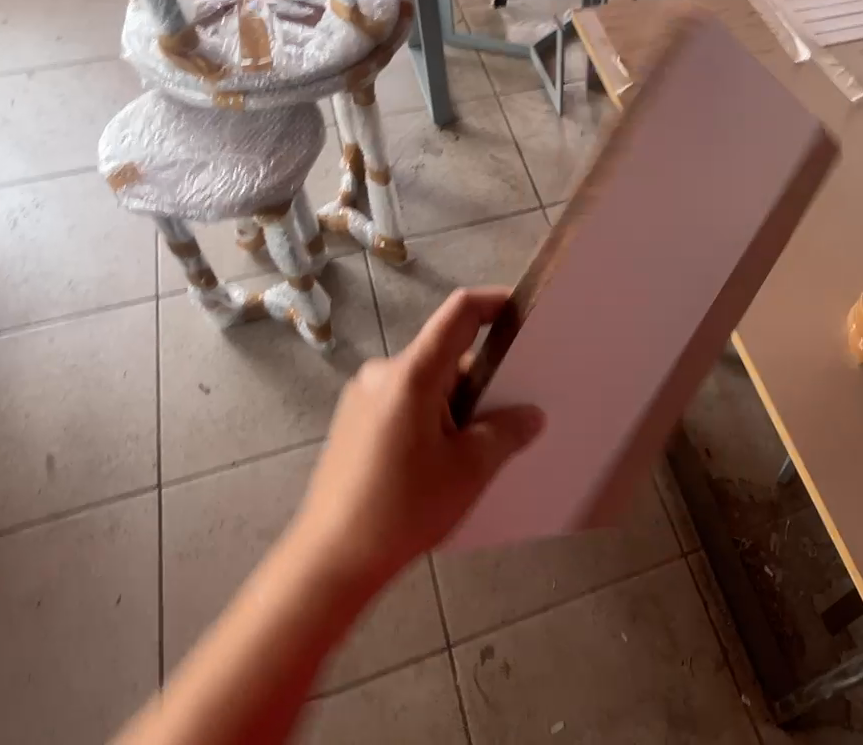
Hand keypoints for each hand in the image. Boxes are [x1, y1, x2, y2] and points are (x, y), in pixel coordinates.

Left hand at [289, 287, 544, 582]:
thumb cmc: (405, 508)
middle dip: (480, 378)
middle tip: (509, 412)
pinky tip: (438, 461)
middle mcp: (382, 373)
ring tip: (474, 448)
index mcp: (413, 374)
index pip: (459, 314)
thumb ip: (506, 432)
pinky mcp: (351, 422)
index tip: (522, 313)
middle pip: (444, 356)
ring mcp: (361, 397)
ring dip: (454, 403)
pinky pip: (404, 402)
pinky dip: (429, 416)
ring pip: (425, 383)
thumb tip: (531, 415)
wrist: (332, 559)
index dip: (493, 303)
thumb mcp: (470, 469)